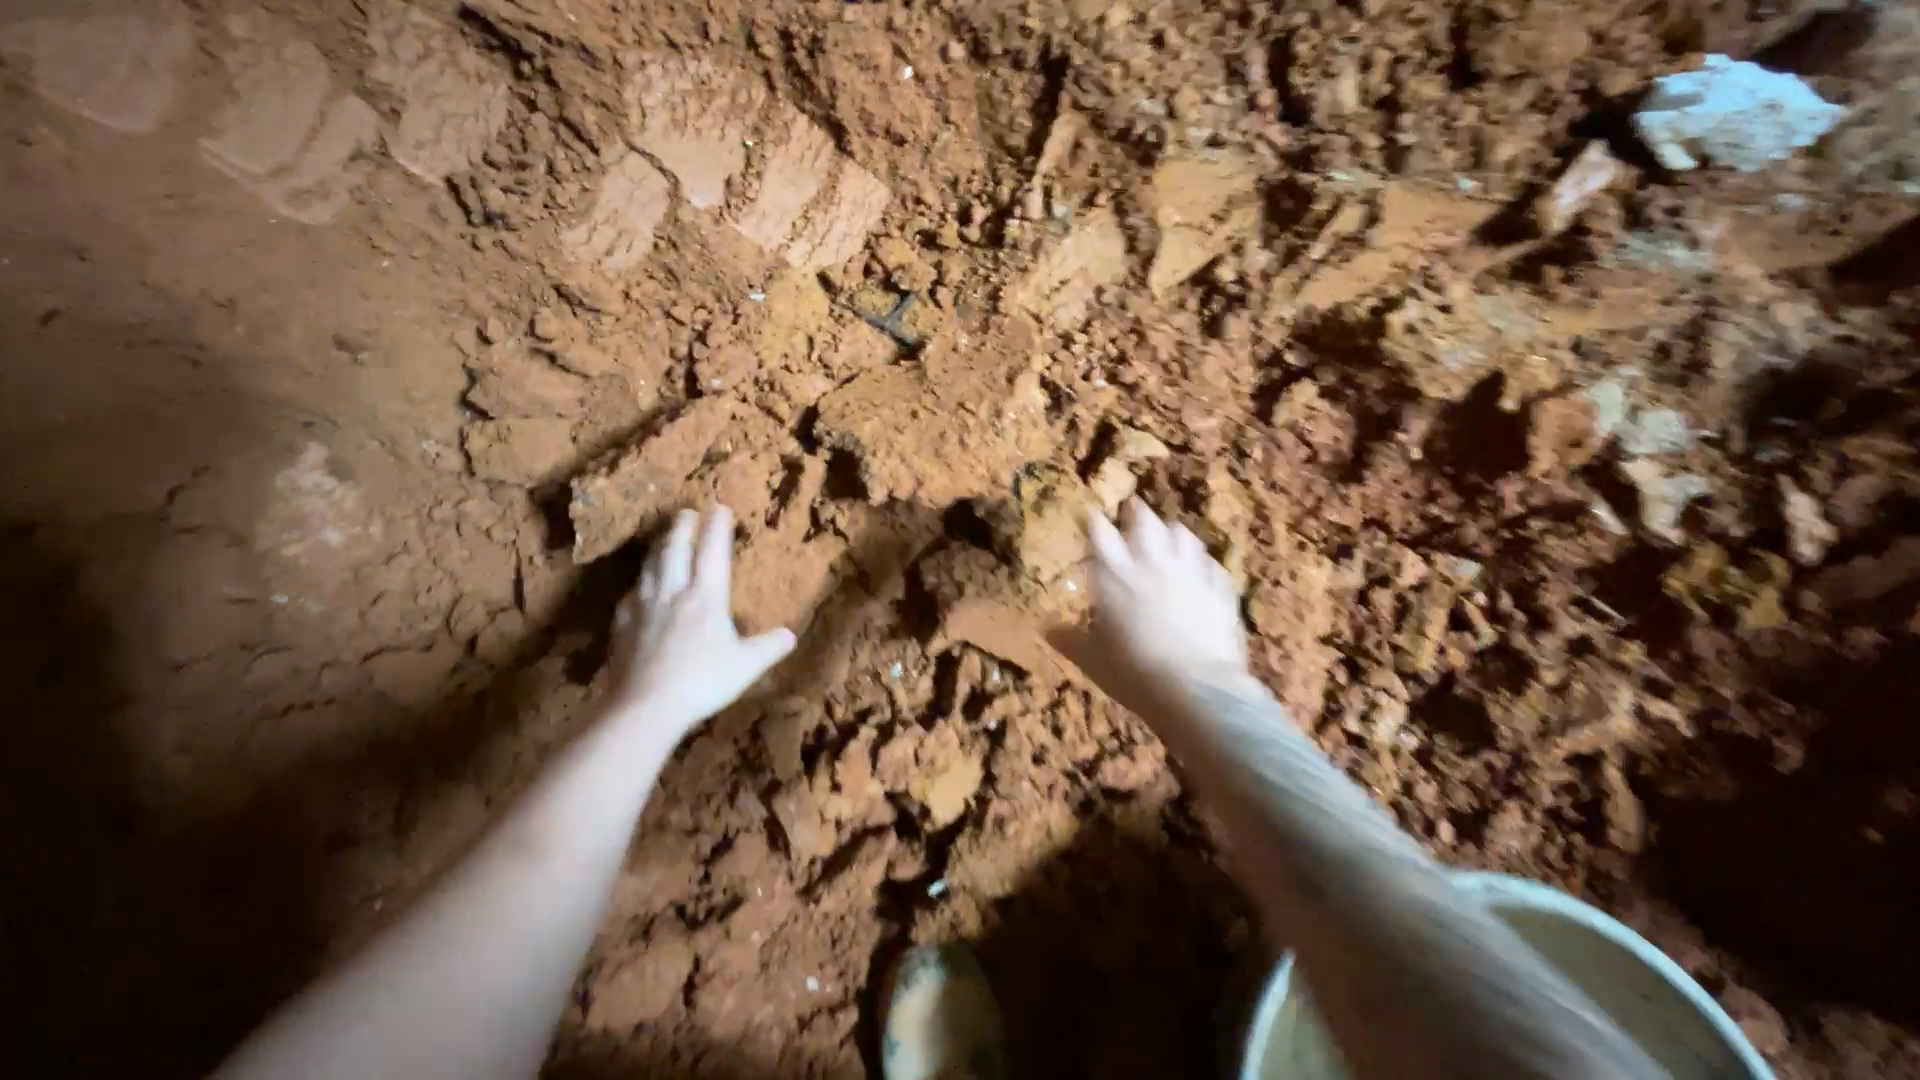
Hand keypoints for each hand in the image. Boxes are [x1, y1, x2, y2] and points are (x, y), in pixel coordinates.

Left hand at [606, 506, 796, 740]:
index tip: (719, 506)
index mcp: (706, 596)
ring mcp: (643, 607)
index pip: (712, 551)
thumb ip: (768, 648)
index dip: (717, 526)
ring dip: (659, 548)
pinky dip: (639, 584)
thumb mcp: (746, 667)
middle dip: (682, 527)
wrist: (644, 706)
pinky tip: (639, 589)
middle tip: (686, 512)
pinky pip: (631, 595)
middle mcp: (673, 592)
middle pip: (675, 549)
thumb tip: (790, 636)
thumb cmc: (702, 682)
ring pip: (650, 566)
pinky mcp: (622, 626)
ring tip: (664, 540)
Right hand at [1066, 499, 1261, 713]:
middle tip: (1132, 509)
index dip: (1093, 520)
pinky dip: (1202, 561)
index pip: (1099, 532)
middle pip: (1144, 520)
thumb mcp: (1093, 660)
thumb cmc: (1134, 673)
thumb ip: (1070, 640)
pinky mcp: (1220, 586)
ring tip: (1168, 535)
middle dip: (1135, 512)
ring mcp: (1190, 570)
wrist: (1196, 688)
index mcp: (1114, 575)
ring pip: (1181, 533)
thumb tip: (1046, 629)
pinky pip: (1210, 562)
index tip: (1089, 513)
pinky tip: (1200, 570)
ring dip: (1171, 531)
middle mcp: (1152, 562)